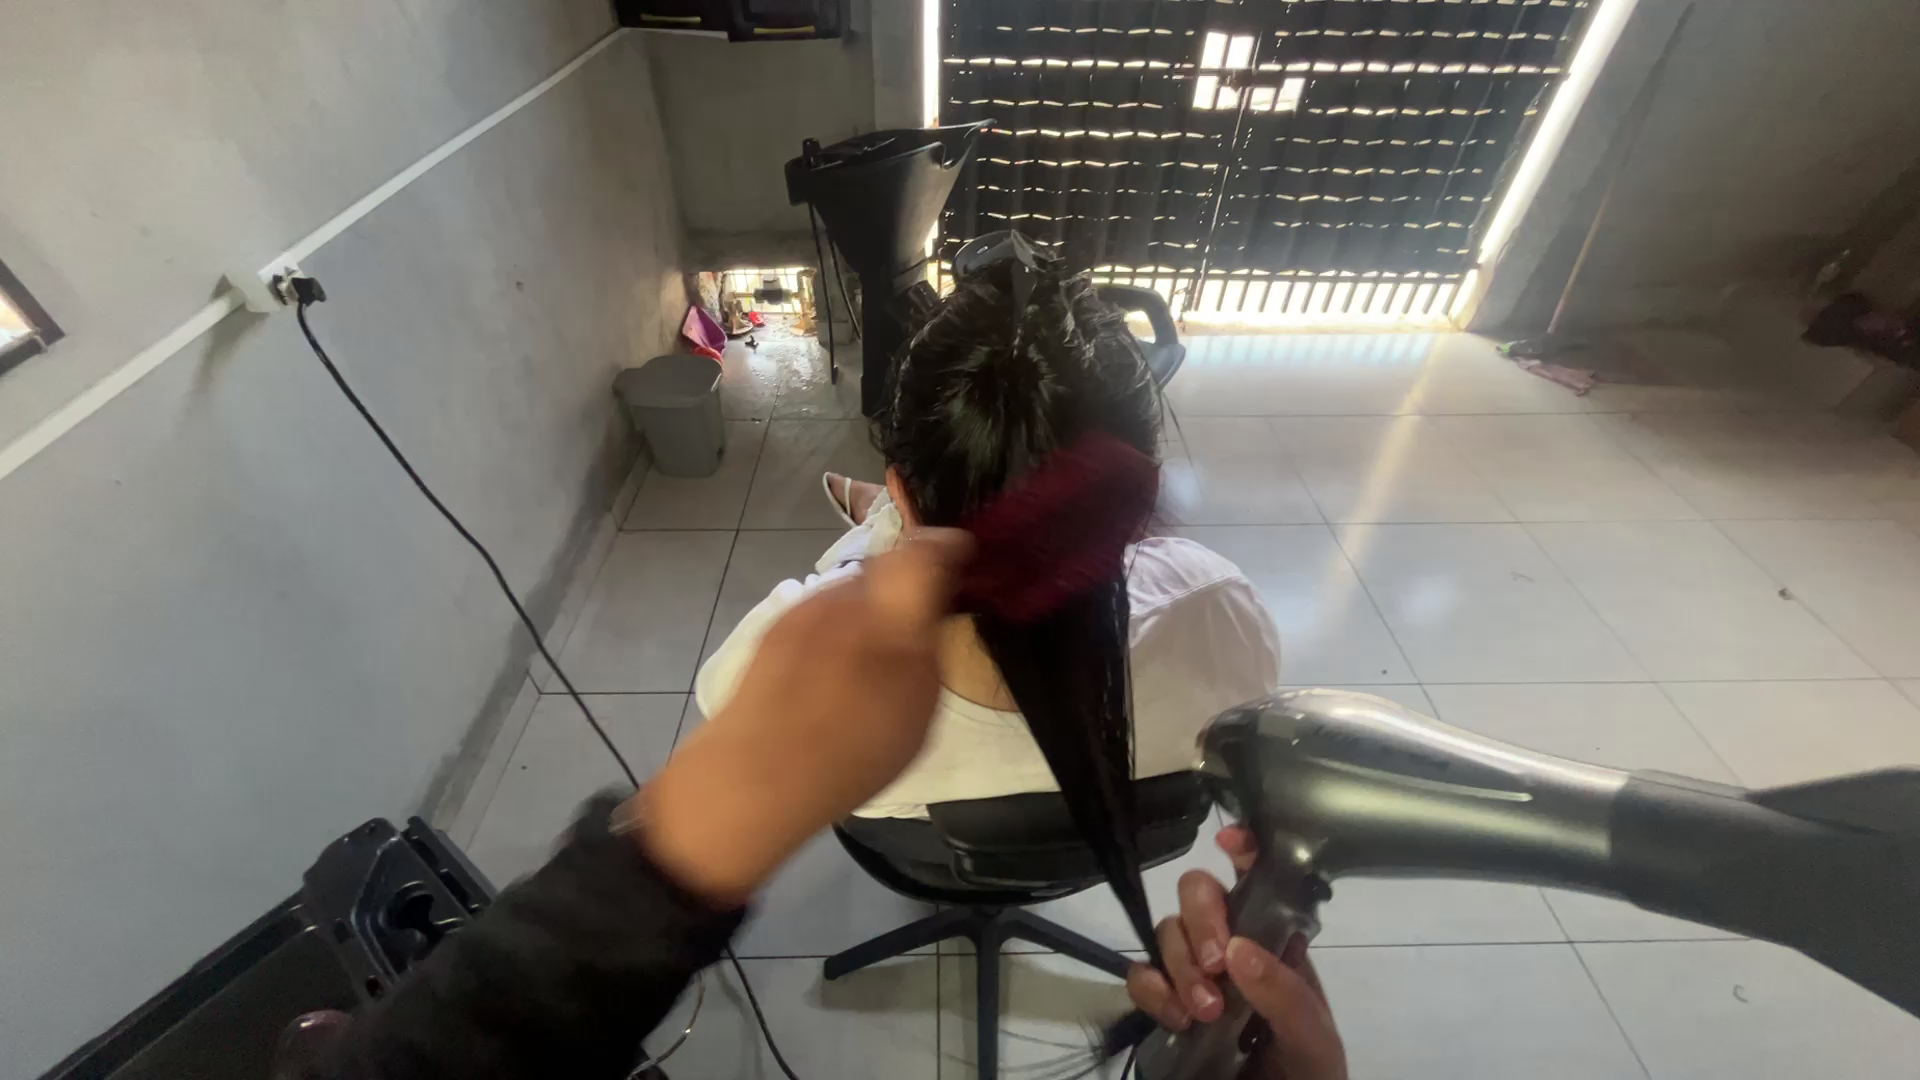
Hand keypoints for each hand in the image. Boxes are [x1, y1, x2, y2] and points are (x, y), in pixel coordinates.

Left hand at [631, 528, 971, 904]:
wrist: (755, 773)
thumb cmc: (854, 750)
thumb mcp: (919, 707)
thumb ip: (930, 645)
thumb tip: (932, 610)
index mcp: (893, 614)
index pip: (926, 551)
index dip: (948, 547)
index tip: (962, 556)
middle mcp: (847, 595)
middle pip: (889, 567)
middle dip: (910, 584)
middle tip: (921, 623)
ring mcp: (807, 606)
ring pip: (855, 589)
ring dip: (874, 607)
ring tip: (876, 655)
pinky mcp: (778, 624)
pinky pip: (826, 610)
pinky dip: (843, 625)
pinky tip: (837, 667)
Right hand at [1125, 827, 1346, 1079]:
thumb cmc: (1307, 1073)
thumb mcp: (1314, 1040)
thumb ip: (1286, 995)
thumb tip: (1238, 949)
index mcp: (1273, 939)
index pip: (1257, 876)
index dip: (1243, 847)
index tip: (1228, 842)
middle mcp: (1229, 941)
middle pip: (1197, 892)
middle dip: (1201, 921)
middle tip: (1216, 966)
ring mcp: (1193, 969)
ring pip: (1167, 928)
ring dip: (1180, 965)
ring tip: (1205, 1013)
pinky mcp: (1164, 1000)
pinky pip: (1140, 972)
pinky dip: (1150, 989)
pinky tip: (1174, 1017)